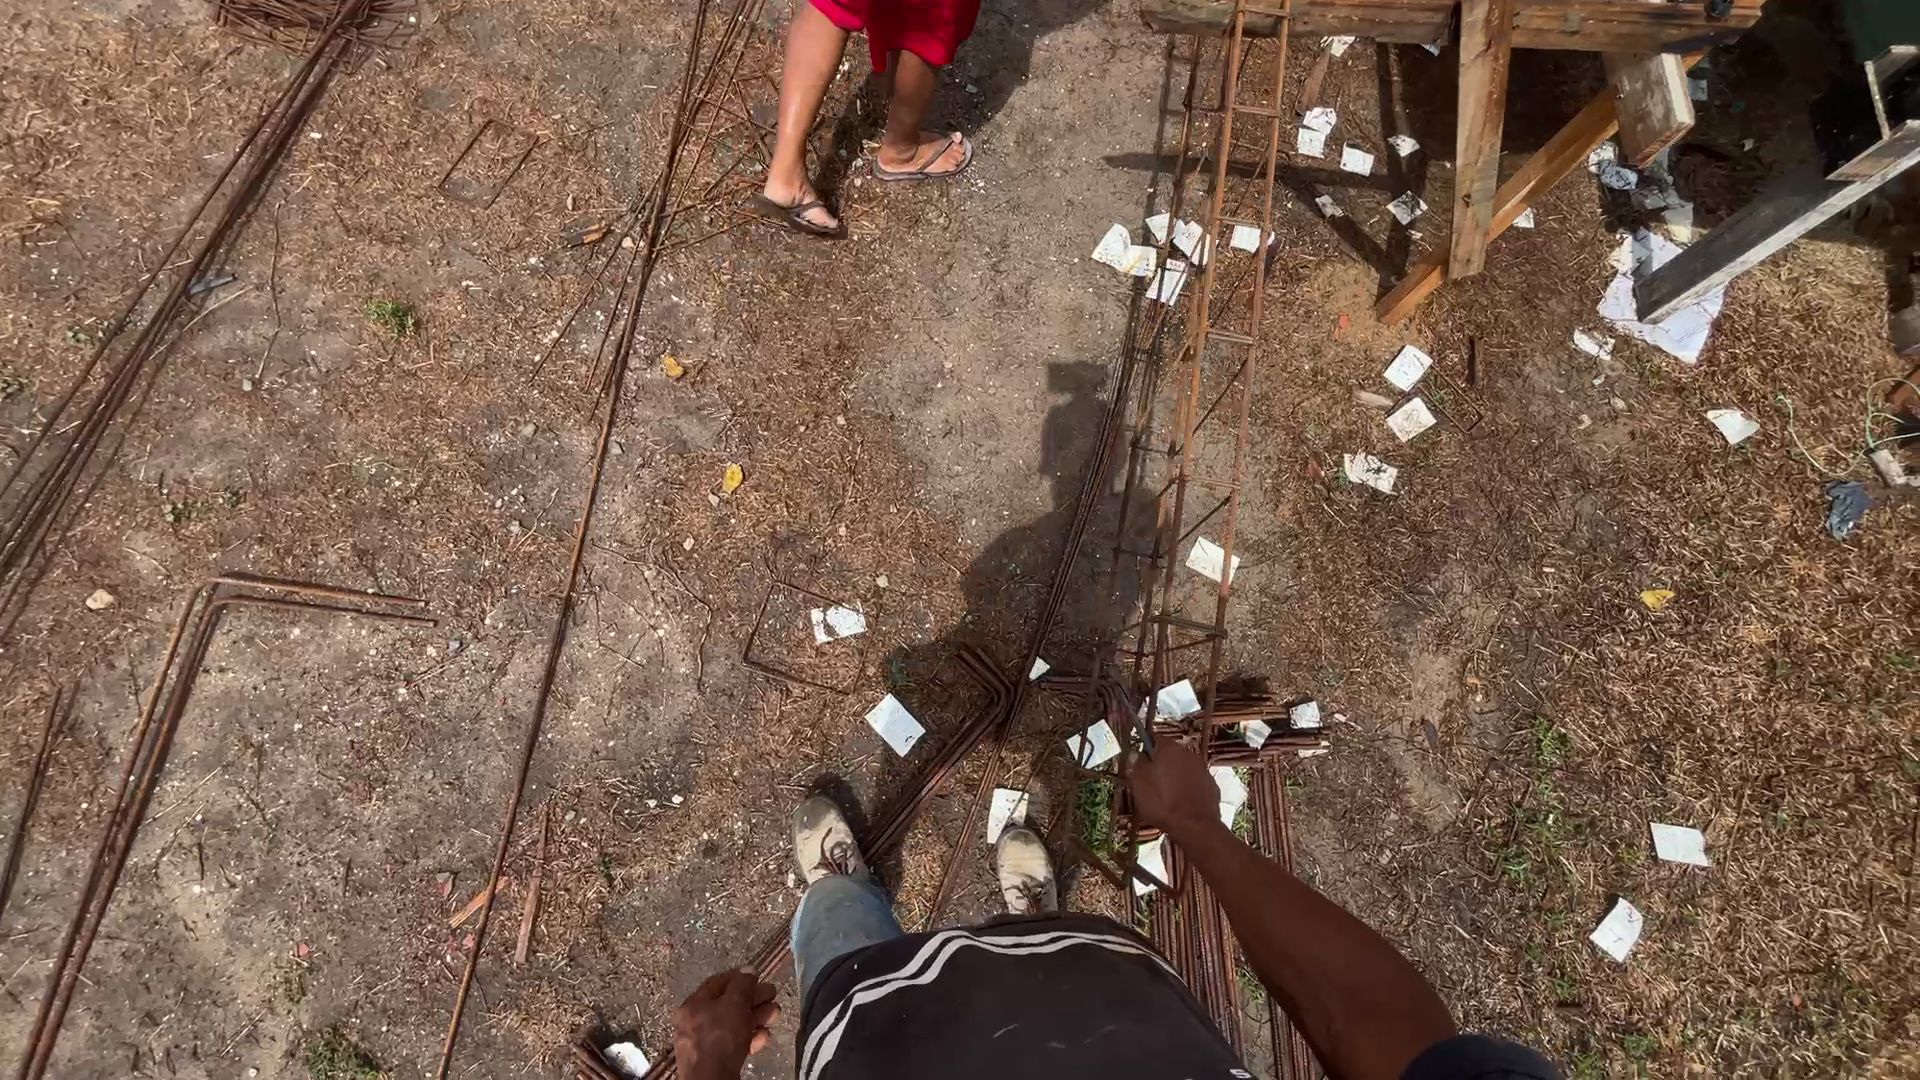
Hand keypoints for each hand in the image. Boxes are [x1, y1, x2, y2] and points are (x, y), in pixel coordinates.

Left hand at [671, 969, 779, 1079]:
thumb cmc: (720, 1036)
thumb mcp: (735, 1003)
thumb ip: (743, 984)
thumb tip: (749, 969)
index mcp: (692, 1005)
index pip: (717, 982)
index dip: (740, 977)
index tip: (758, 976)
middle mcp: (694, 1023)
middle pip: (728, 1004)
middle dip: (754, 999)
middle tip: (772, 995)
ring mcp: (703, 1044)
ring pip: (733, 1024)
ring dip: (756, 1017)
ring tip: (775, 1014)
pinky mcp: (714, 1061)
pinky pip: (733, 1044)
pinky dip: (749, 1038)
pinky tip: (764, 1037)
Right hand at [1125, 738, 1224, 839]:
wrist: (1195, 827)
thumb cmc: (1162, 801)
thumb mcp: (1138, 783)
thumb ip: (1135, 764)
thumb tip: (1136, 754)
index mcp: (1169, 748)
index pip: (1154, 738)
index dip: (1144, 749)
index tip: (1138, 763)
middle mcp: (1188, 754)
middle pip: (1169, 754)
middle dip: (1160, 764)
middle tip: (1149, 781)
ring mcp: (1203, 770)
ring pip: (1183, 768)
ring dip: (1174, 776)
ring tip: (1165, 795)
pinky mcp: (1212, 787)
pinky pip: (1194, 782)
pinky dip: (1187, 788)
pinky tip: (1180, 802)